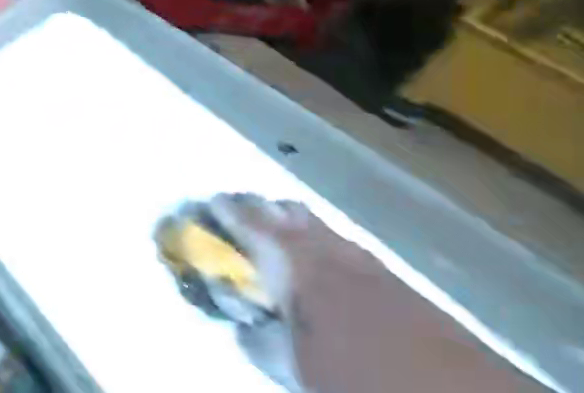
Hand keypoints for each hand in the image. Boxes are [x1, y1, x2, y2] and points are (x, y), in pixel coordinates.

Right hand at [209, 194, 543, 392]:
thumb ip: (262, 339)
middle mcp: (319, 242)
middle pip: (275, 207)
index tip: (196, 210)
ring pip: (308, 220)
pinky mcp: (387, 273)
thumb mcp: (296, 367)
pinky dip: (314, 243)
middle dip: (249, 209)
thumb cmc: (361, 378)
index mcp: (290, 257)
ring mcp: (356, 253)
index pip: (241, 217)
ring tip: (269, 244)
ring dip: (283, 223)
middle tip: (230, 226)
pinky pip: (335, 240)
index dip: (216, 210)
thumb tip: (241, 324)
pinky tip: (317, 271)